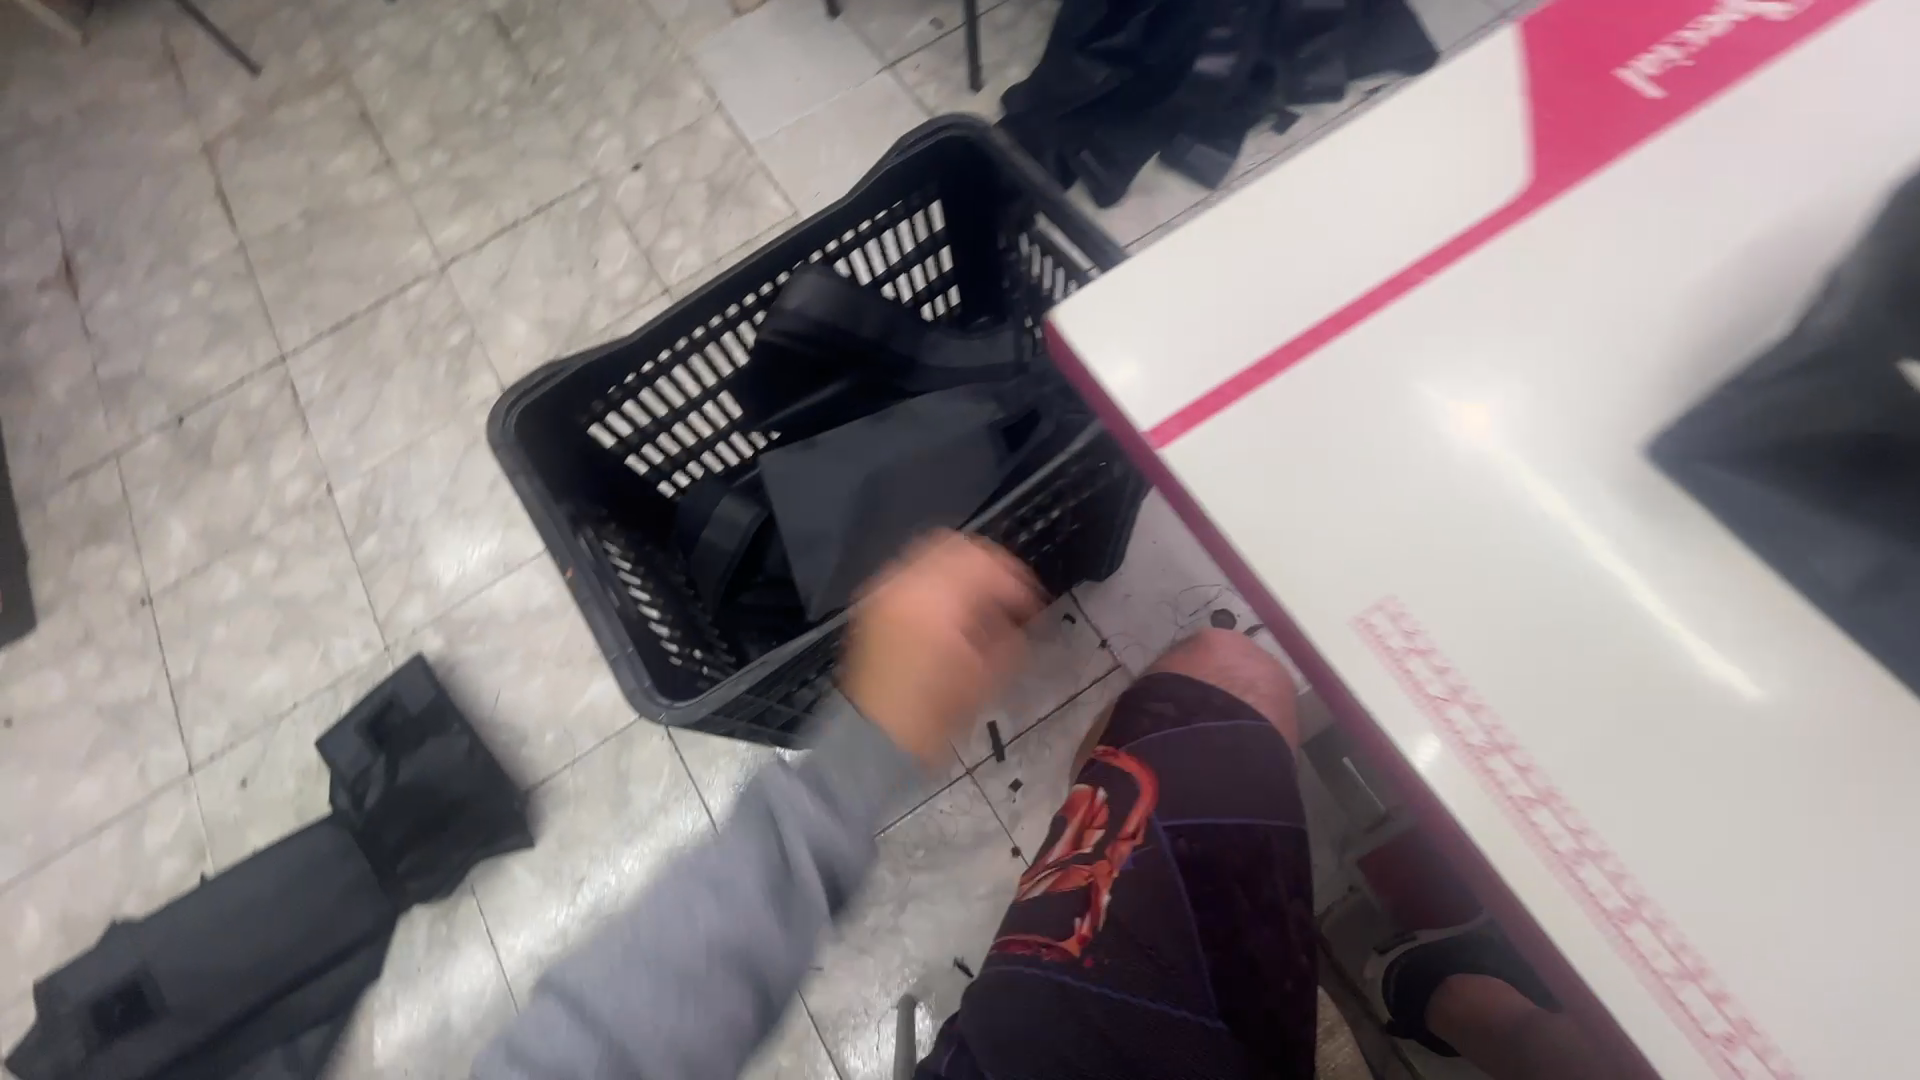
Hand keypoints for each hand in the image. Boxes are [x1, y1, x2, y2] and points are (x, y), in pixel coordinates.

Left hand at [839, 532, 1045, 765]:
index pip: (986, 565)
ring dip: (963, 570)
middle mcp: (905, 584)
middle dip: (990, 567)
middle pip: (957, 547)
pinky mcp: (874, 602)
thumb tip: (1018, 613)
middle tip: (1009, 594)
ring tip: (981, 600)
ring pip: (932, 553)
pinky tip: (951, 608)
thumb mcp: (985, 677)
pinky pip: (912, 573)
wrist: (874, 738)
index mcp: (936, 602)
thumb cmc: (936, 715)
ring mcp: (884, 590)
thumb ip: (1008, 633)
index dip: (1016, 580)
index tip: (1032, 602)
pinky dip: (938, 580)